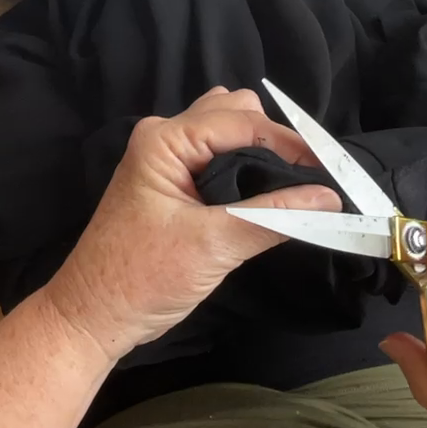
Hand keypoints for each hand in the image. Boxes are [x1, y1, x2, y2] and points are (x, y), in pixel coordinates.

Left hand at [42, 87, 341, 359]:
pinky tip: (266, 192)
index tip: (331, 170)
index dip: (289, 142)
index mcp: (165, 139)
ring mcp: (168, 157)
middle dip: (275, 139)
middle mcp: (165, 137)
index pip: (242, 121)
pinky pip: (218, 155)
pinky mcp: (174, 180)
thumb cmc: (142, 277)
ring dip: (261, 150)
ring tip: (290, 184)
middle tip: (310, 178)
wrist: (95, 314)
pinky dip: (246, 166)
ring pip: (227, 131)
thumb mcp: (213, 245)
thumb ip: (273, 216)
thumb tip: (330, 199)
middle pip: (235, 113)